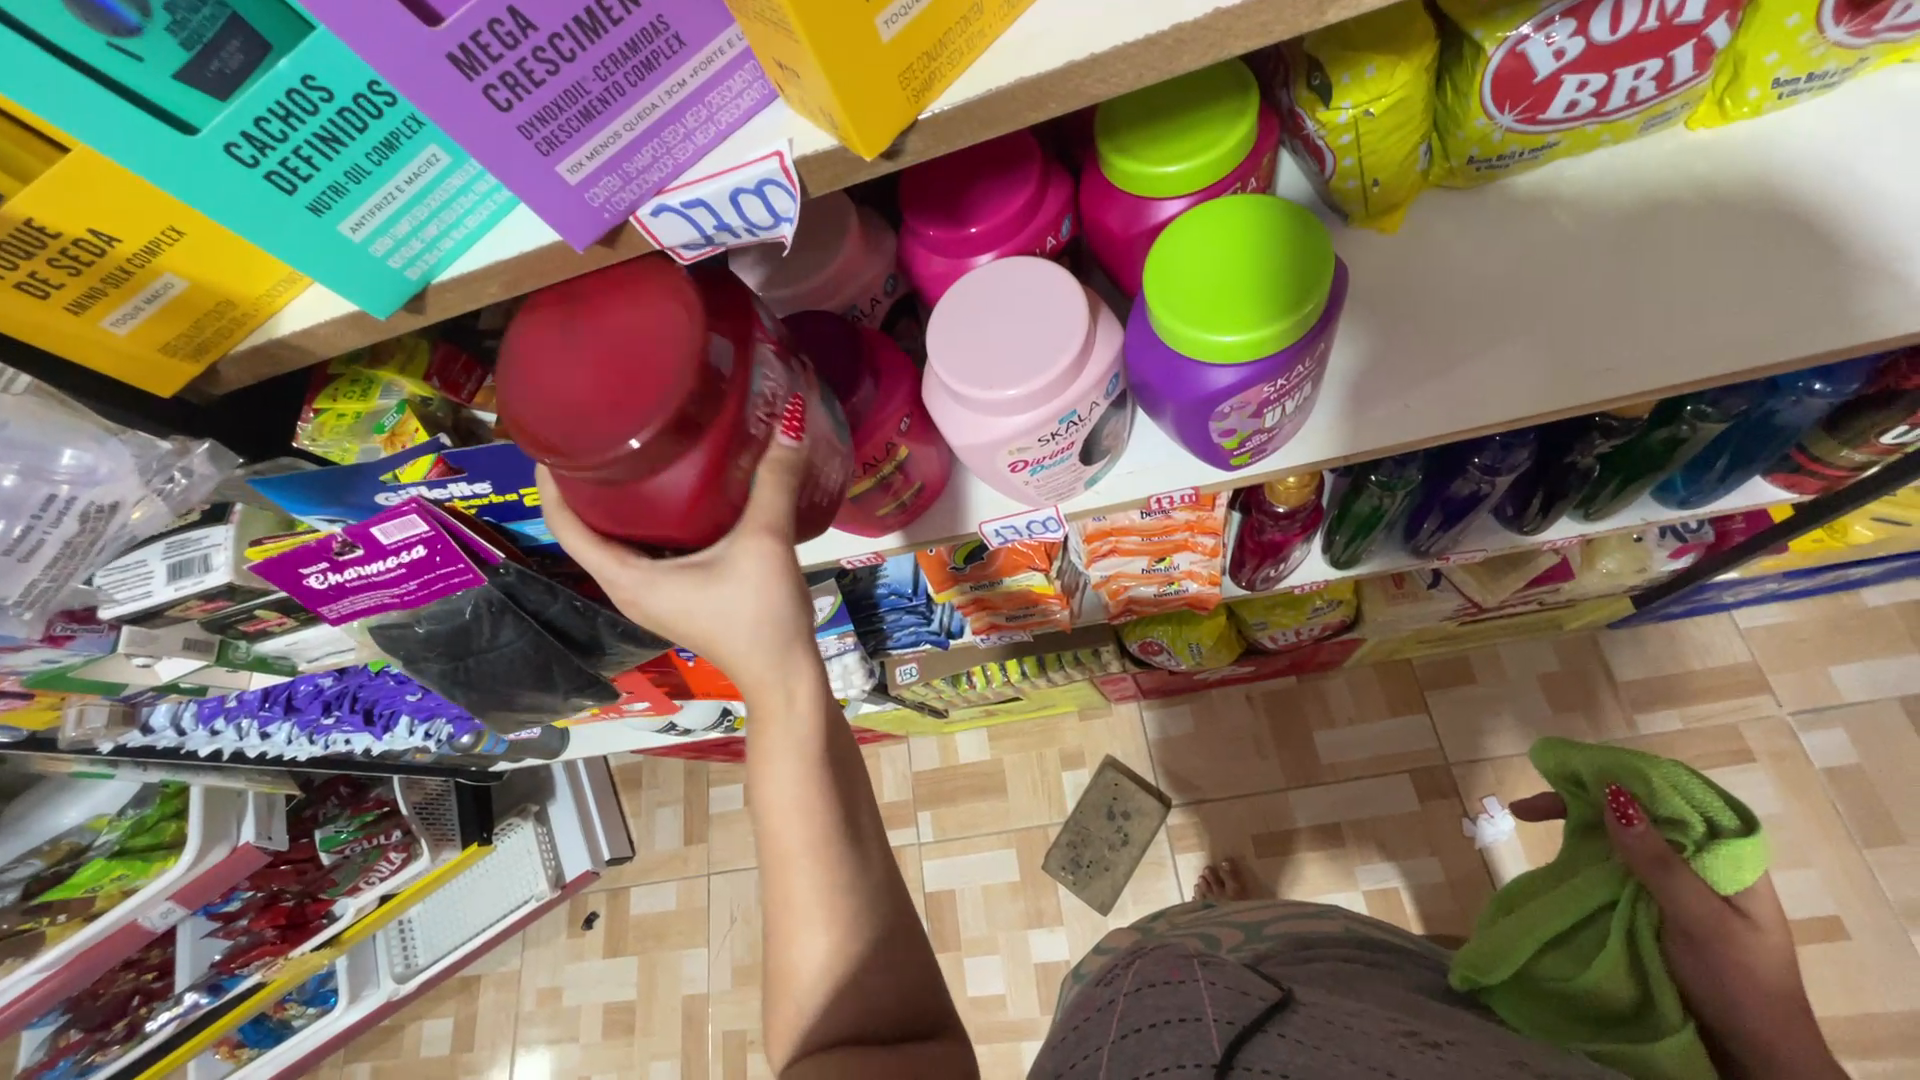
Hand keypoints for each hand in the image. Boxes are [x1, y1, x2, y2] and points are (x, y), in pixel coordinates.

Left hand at [535, 393, 823, 703]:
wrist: (785, 674)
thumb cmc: (761, 614)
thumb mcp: (765, 542)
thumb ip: (774, 481)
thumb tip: (788, 420)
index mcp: (627, 578)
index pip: (564, 526)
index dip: (552, 482)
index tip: (557, 438)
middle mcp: (628, 589)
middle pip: (587, 531)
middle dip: (588, 484)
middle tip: (604, 433)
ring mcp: (651, 598)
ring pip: (618, 542)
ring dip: (619, 504)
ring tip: (636, 456)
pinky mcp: (676, 600)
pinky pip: (645, 553)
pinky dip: (649, 523)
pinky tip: (677, 497)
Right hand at [1511, 789, 1843, 1079]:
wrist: (1754, 1054)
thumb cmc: (1739, 983)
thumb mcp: (1699, 919)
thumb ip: (1658, 861)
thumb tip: (1611, 795)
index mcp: (1726, 854)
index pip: (1669, 795)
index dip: (1616, 777)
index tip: (1565, 773)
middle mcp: (1700, 859)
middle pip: (1638, 811)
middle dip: (1582, 799)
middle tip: (1528, 805)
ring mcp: (1678, 882)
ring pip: (1622, 836)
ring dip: (1577, 824)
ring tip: (1530, 817)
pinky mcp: (1656, 904)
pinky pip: (1616, 865)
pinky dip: (1584, 853)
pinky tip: (1557, 852)